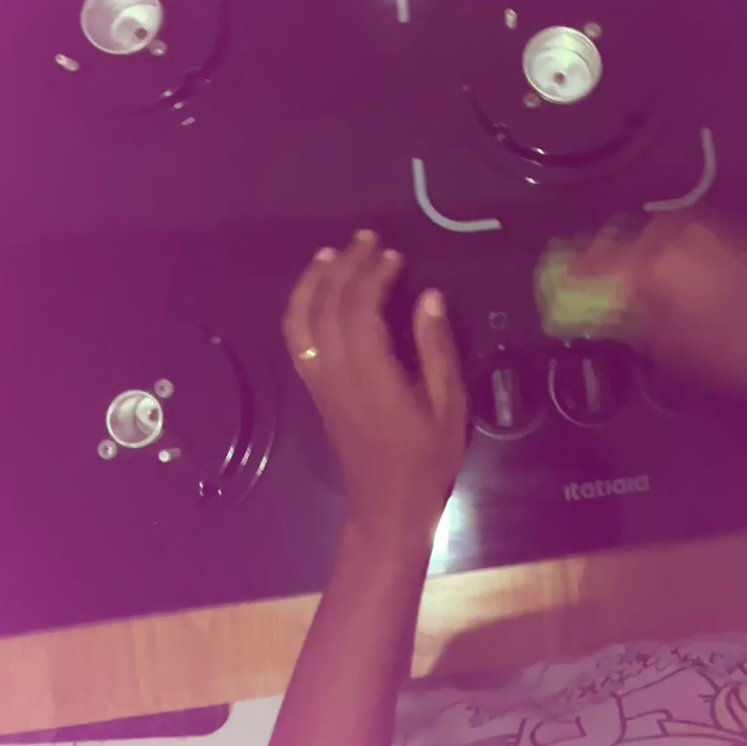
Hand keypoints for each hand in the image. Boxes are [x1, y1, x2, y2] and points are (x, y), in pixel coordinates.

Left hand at [282, 230, 466, 551]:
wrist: (387, 506)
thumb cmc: (427, 458)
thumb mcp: (448, 404)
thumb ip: (436, 348)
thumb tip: (428, 297)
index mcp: (372, 377)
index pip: (360, 312)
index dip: (373, 277)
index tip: (395, 257)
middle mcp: (338, 374)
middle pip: (327, 307)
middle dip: (345, 267)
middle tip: (367, 240)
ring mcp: (321, 383)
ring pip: (302, 322)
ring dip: (314, 282)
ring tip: (332, 254)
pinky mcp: (316, 390)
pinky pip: (298, 342)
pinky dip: (301, 309)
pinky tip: (316, 292)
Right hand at [575, 215, 746, 402]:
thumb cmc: (738, 352)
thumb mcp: (671, 347)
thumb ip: (632, 320)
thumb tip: (608, 309)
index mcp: (655, 262)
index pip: (596, 260)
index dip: (572, 272)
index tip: (557, 282)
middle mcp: (678, 233)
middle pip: (623, 234)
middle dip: (602, 254)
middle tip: (591, 277)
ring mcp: (708, 229)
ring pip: (654, 229)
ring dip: (636, 247)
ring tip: (632, 275)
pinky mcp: (733, 232)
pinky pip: (683, 231)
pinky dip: (666, 245)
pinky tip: (672, 269)